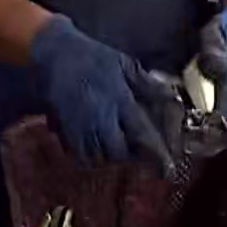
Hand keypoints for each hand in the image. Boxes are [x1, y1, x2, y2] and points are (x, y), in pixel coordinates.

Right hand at [28, 16, 174, 170]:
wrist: (54, 54)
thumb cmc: (93, 58)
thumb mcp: (125, 64)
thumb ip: (148, 86)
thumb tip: (172, 100)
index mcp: (118, 99)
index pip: (142, 134)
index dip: (156, 155)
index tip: (167, 171)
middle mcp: (100, 117)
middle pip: (118, 153)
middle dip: (128, 157)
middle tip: (133, 152)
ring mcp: (81, 127)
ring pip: (99, 159)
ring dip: (109, 158)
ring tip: (113, 147)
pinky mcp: (65, 133)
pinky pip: (80, 157)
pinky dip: (90, 157)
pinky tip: (95, 146)